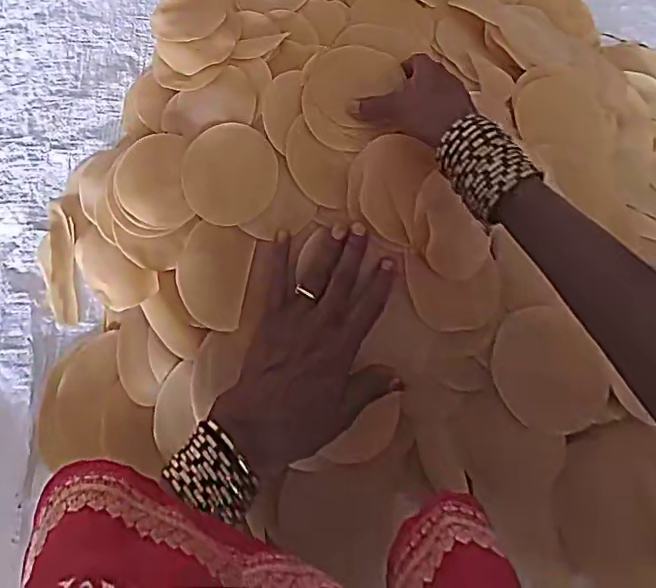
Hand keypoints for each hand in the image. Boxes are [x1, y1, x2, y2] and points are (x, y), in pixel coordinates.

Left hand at [209, 225, 399, 482]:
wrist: (254, 426)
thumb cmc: (301, 423)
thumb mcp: (342, 412)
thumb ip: (370, 388)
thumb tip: (400, 377)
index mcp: (342, 347)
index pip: (367, 308)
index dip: (380, 283)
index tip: (389, 261)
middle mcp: (321, 326)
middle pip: (342, 283)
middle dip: (354, 255)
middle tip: (362, 229)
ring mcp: (294, 318)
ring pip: (315, 277)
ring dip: (327, 251)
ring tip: (337, 228)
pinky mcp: (269, 317)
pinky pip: (275, 282)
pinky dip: (278, 258)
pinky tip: (282, 235)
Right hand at [353, 54, 474, 146]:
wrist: (461, 136)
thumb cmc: (426, 113)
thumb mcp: (395, 110)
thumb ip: (374, 107)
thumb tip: (352, 106)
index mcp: (428, 68)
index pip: (415, 59)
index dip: (404, 68)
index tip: (395, 81)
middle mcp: (446, 75)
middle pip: (427, 74)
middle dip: (415, 83)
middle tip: (402, 97)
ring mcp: (459, 92)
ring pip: (439, 89)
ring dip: (429, 97)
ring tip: (416, 112)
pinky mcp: (467, 109)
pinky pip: (449, 104)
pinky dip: (440, 110)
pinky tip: (431, 124)